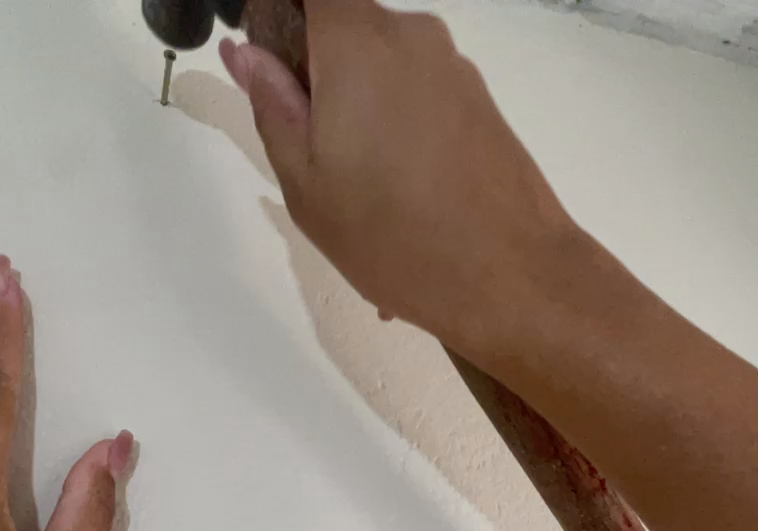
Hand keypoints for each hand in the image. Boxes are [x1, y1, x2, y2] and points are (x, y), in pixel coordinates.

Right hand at [221, 0, 583, 358]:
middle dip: (321, 86)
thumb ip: (274, 109)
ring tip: (368, 206)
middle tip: (322, 169)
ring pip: (386, 77)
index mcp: (356, 43)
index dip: (277, 27)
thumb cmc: (394, 239)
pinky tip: (407, 210)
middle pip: (346, 34)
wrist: (510, 277)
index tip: (275, 86)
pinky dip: (403, 143)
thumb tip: (247, 53)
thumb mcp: (308, 187)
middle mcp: (411, 35)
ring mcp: (455, 69)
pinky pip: (423, 106)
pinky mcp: (482, 105)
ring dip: (364, 125)